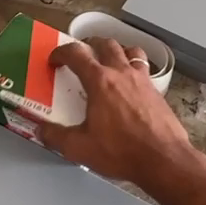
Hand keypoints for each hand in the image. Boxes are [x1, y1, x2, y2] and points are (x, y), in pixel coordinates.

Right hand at [36, 37, 205, 195]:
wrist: (164, 160)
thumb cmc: (121, 151)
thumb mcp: (80, 148)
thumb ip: (56, 137)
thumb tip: (41, 130)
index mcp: (100, 81)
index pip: (76, 54)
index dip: (61, 52)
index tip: (55, 59)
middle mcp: (122, 74)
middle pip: (106, 44)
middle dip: (91, 44)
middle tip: (83, 52)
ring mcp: (143, 81)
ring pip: (131, 51)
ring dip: (118, 51)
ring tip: (111, 60)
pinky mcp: (157, 93)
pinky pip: (145, 70)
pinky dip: (135, 70)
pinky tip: (131, 85)